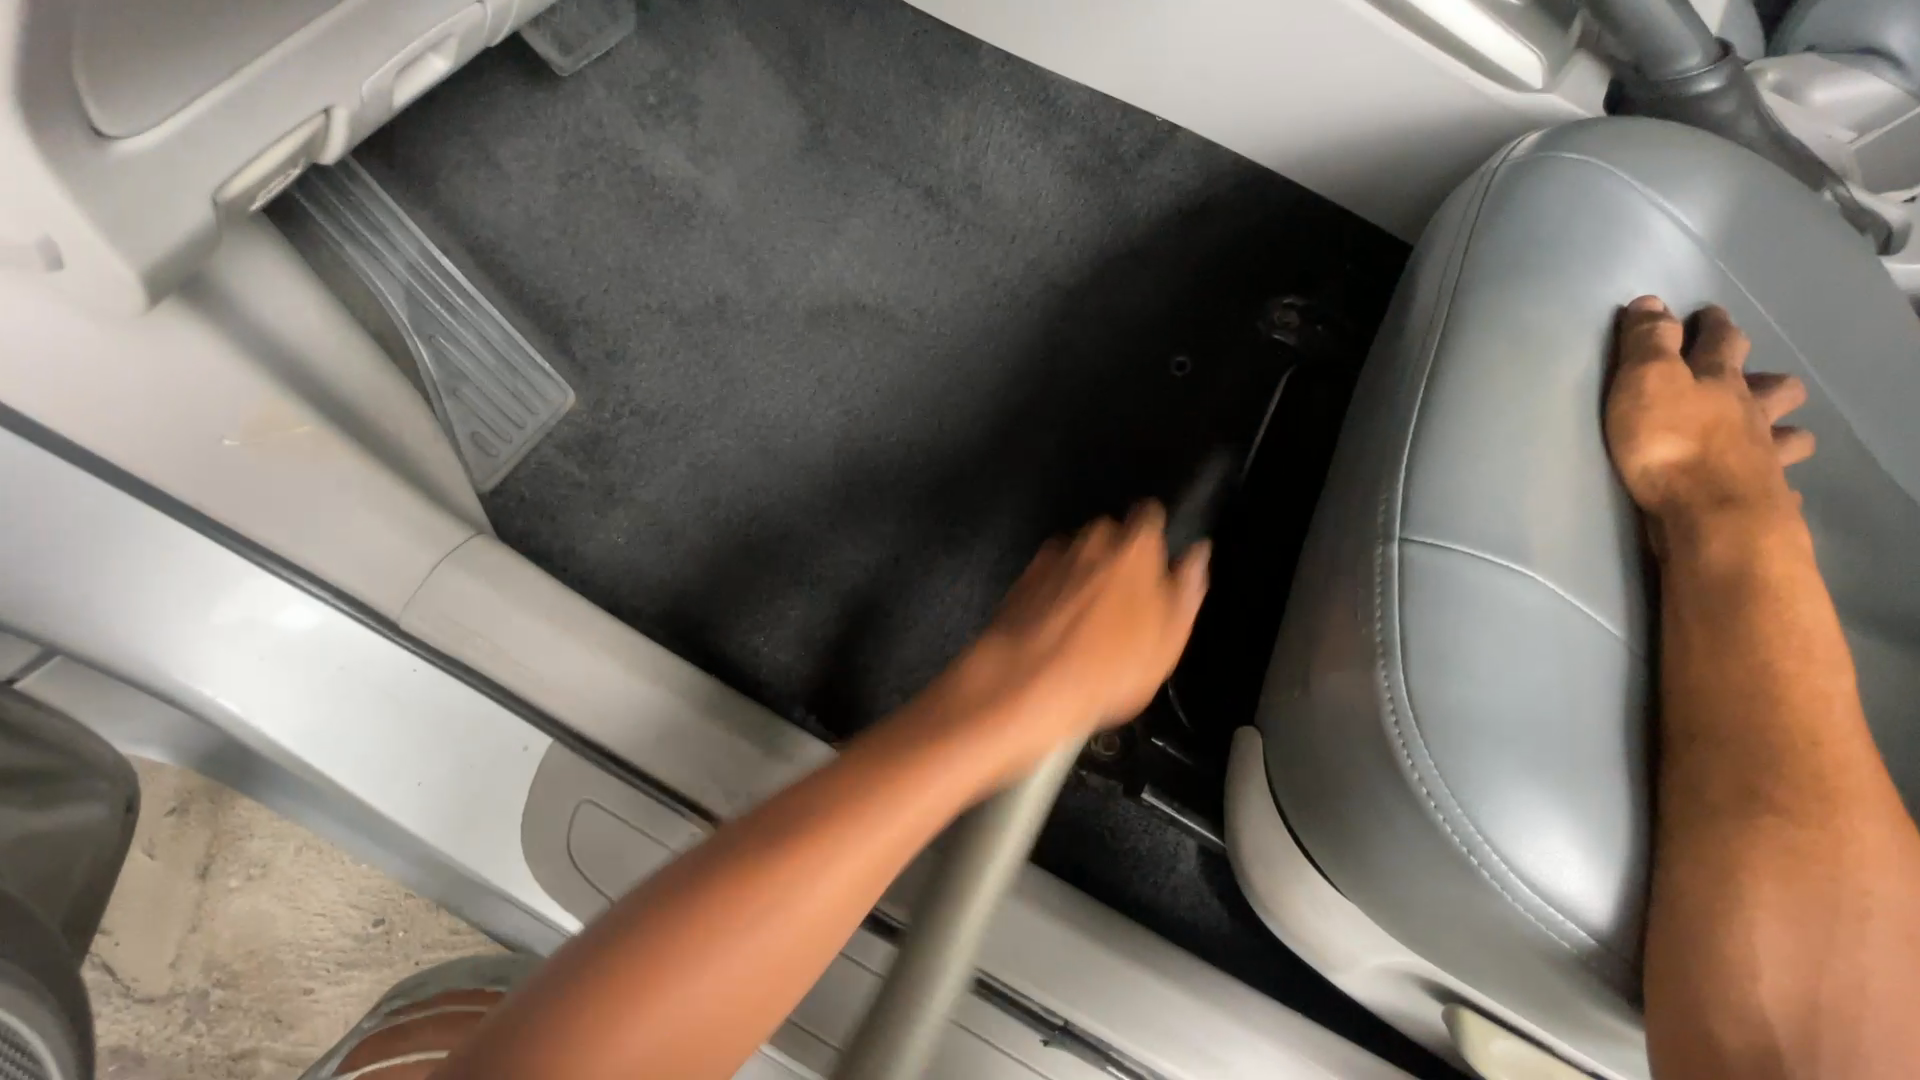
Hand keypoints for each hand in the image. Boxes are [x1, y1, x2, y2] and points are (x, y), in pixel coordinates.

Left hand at [938, 503, 1208, 760]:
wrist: (1026, 683)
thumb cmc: (1111, 664)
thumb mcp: (1170, 637)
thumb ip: (1188, 587)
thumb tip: (1198, 553)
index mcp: (1135, 544)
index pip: (1151, 516)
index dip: (1156, 539)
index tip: (1157, 565)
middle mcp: (1090, 538)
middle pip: (1111, 536)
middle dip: (1119, 560)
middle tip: (1125, 605)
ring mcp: (1050, 557)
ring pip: (1077, 557)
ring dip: (1084, 577)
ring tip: (1087, 624)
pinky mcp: (1020, 580)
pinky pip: (1048, 579)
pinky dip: (1054, 594)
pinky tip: (1057, 629)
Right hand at [1605, 297, 1813, 543]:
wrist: (1707, 511)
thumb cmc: (1668, 441)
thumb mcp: (1644, 381)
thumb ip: (1647, 342)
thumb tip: (1652, 302)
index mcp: (1719, 380)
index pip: (1720, 341)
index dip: (1712, 325)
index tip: (1705, 314)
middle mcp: (1749, 412)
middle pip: (1772, 384)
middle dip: (1762, 375)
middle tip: (1747, 376)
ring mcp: (1763, 454)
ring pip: (1790, 433)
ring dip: (1783, 427)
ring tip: (1768, 432)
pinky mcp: (1762, 493)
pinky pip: (1780, 483)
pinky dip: (1776, 480)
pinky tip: (1770, 484)